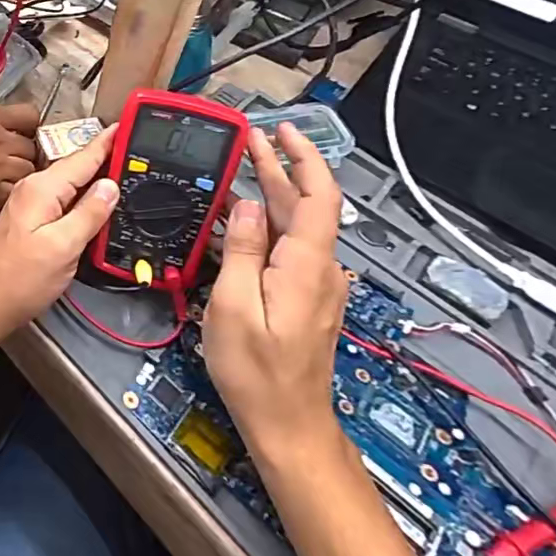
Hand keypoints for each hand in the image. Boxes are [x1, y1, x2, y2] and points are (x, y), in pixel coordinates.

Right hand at [0, 105, 39, 221]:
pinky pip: (18, 191)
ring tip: (7, 179)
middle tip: (14, 160)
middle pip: (32, 146)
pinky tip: (1, 193)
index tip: (26, 133)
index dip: (30, 126)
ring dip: (21, 175)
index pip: (30, 115)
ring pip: (29, 170)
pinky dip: (13, 193)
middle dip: (25, 154)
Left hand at [0, 126, 118, 351]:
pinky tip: (96, 203)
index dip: (107, 142)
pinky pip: (63, 199)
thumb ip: (90, 213)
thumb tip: (111, 186)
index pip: (82, 157)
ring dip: (95, 178)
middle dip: (105, 158)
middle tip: (134, 151)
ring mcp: (31, 204)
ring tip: (123, 172)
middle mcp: (34, 189)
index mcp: (41, 189)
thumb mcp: (63, 246)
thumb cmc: (18, 280)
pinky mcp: (31, 219)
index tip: (125, 126)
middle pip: (77, 167)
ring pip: (71, 184)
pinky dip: (83, 197)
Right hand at [202, 123, 348, 458]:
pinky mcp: (306, 297)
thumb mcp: (235, 309)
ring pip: (295, 225)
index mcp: (306, 266)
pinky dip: (267, 222)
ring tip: (241, 169)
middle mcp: (320, 269)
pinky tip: (242, 219)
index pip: (320, 196)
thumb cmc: (258, 373)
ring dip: (270, 193)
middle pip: (305, 205)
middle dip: (278, 167)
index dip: (305, 157)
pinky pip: (288, 247)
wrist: (288, 424)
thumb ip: (242, 252)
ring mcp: (316, 284)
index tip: (284, 131)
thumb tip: (245, 207)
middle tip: (248, 140)